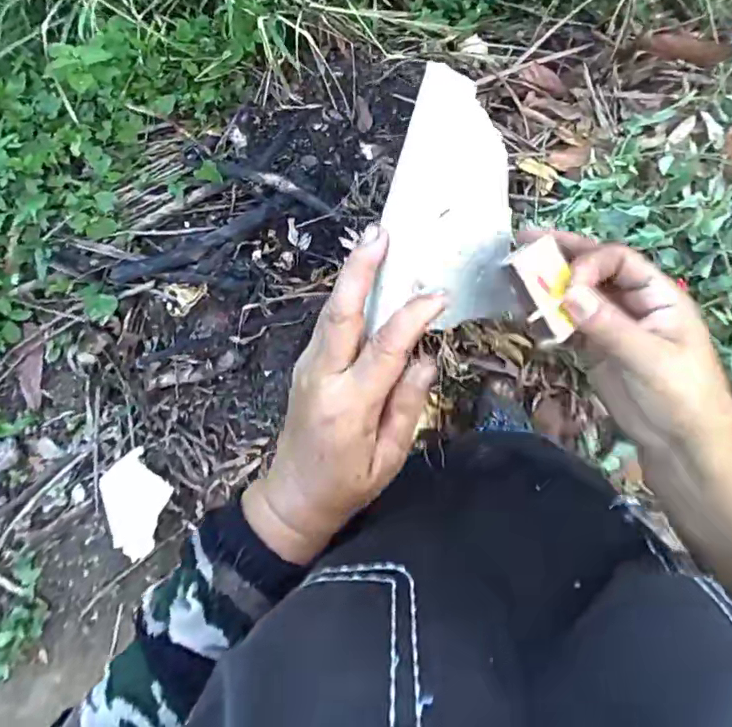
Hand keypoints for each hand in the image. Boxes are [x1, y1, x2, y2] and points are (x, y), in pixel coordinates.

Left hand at [242, 225, 445, 563]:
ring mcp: (308, 365)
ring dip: (351, 274)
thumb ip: (408, 405)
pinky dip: (347, 294)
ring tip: (373, 239)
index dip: (412, 318)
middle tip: (380, 233)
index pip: (384, 350)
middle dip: (360, 270)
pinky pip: (329, 322)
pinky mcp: (306, 361)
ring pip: (331, 311)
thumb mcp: (389, 458)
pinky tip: (363, 274)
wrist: (292, 496)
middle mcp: (322, 376)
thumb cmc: (348, 485)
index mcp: (348, 405)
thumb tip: (425, 357)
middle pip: (341, 314)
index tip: (439, 296)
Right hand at [521, 229, 731, 471]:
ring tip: (515, 272)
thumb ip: (608, 326)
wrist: (685, 450)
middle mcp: (633, 302)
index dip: (589, 263)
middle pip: (594, 268)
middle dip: (561, 253)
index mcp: (658, 295)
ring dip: (548, 283)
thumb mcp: (650, 360)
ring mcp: (612, 324)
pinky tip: (525, 310)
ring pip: (576, 293)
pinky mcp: (596, 347)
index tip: (566, 285)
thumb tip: (568, 293)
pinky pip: (568, 321)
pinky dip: (547, 315)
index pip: (618, 260)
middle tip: (524, 240)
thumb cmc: (684, 399)